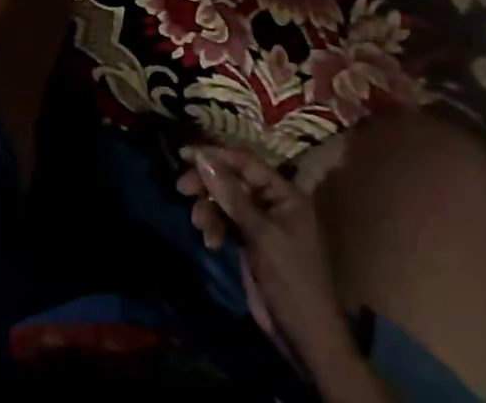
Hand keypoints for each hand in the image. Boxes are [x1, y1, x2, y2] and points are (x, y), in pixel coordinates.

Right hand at [179, 146, 349, 360]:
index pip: (245, 163)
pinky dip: (214, 227)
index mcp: (286, 195)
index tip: (184, 155)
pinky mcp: (249, 240)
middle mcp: (273, 203)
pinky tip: (211, 242)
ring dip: (208, 210)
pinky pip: (224, 220)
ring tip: (200, 227)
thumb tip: (203, 158)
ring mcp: (261, 222)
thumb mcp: (260, 233)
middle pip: (231, 179)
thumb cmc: (289, 276)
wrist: (303, 331)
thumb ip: (230, 194)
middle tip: (182, 189)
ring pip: (224, 201)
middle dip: (207, 185)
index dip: (215, 156)